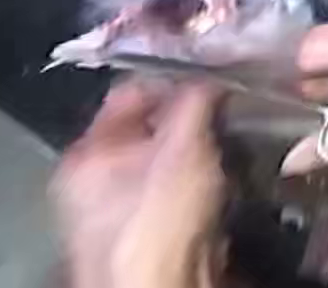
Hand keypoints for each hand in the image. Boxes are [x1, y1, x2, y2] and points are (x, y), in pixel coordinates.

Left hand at [53, 81, 227, 287]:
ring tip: (239, 119)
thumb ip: (197, 95)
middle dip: (197, 103)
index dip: (179, 72)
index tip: (221, 65)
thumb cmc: (162, 214)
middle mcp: (93, 171)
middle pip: (154, 115)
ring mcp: (118, 198)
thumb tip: (215, 61)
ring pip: (170, 141)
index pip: (135, 87)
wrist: (164, 287)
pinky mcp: (146, 215)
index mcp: (87, 151)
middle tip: (236, 92)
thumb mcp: (185, 142)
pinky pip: (178, 168)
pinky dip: (204, 157)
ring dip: (204, 131)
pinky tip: (229, 153)